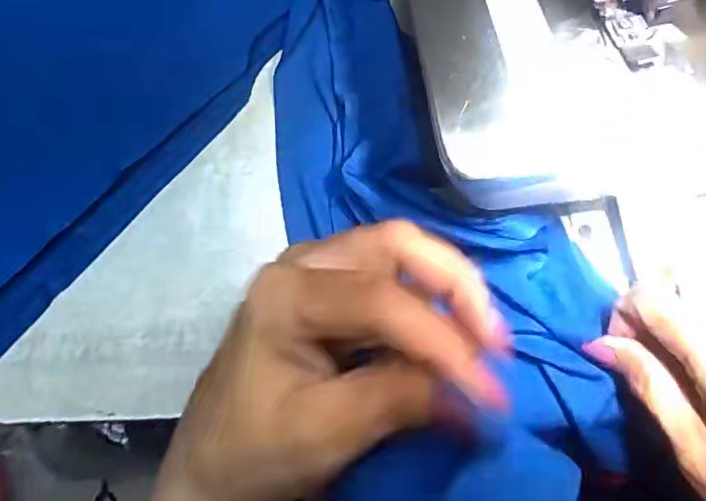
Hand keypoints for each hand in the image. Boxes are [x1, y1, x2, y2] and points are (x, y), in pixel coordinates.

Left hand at [154, 221, 510, 500]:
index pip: (378, 297)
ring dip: (445, 286)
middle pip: (392, 243)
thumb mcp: (322, 434)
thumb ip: (395, 401)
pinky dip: (427, 297)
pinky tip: (449, 329)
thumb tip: (474, 395)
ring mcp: (315, 267)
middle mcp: (303, 261)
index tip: (489, 389)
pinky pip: (388, 272)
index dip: (440, 339)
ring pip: (395, 250)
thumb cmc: (255, 449)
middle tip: (495, 338)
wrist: (210, 462)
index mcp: (287, 291)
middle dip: (452, 282)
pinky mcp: (328, 285)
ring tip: (483, 335)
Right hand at [587, 267, 705, 500]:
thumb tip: (603, 345)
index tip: (616, 350)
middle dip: (650, 297)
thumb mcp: (703, 464)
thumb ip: (654, 393)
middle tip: (644, 342)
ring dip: (681, 292)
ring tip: (675, 338)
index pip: (653, 298)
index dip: (622, 313)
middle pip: (683, 273)